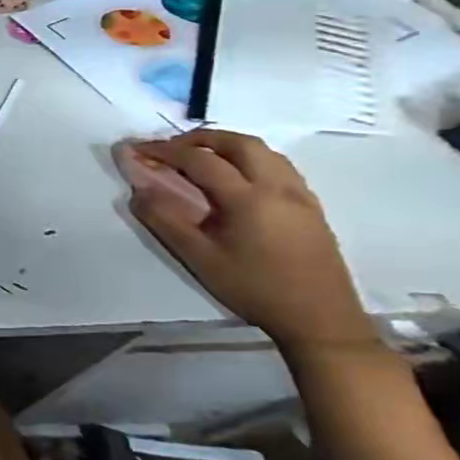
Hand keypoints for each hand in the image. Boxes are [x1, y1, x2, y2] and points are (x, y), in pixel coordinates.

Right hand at [116, 130, 374, 352]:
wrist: (320, 320)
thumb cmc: (255, 290)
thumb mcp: (201, 259)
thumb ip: (166, 221)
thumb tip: (138, 192)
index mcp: (247, 197)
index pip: (200, 160)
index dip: (165, 150)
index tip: (139, 149)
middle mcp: (277, 186)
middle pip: (236, 142)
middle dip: (200, 138)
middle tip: (172, 148)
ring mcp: (299, 193)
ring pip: (262, 150)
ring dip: (228, 144)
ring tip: (204, 157)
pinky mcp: (311, 205)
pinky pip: (279, 165)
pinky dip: (251, 158)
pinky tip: (240, 177)